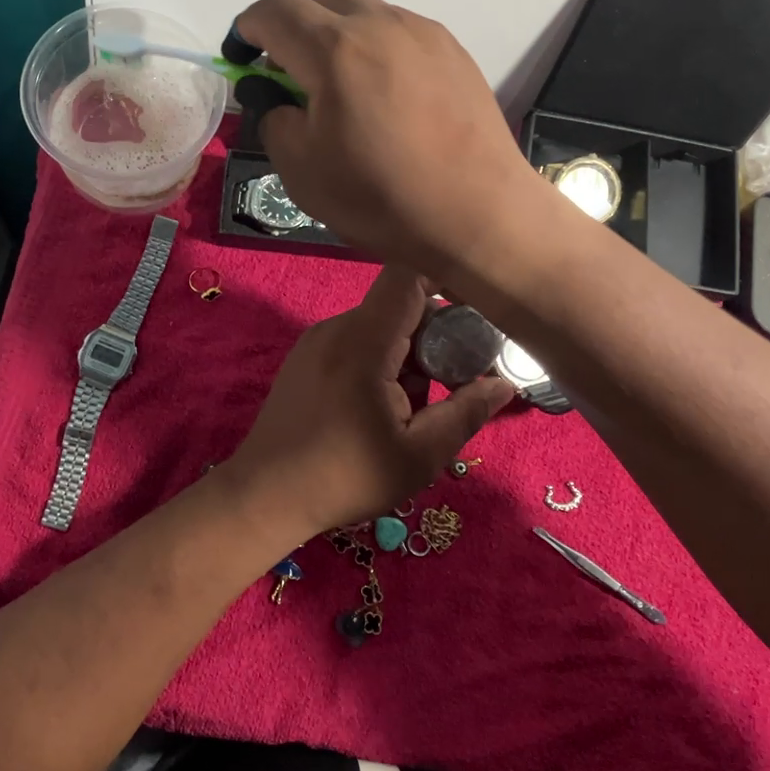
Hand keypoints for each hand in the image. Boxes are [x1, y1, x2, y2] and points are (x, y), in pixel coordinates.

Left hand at [222, 266, 515, 536]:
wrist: (265, 495)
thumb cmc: (345, 477)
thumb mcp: (419, 454)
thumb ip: (466, 413)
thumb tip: (504, 384)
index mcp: (362, 341)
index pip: (409, 276)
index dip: (448, 280)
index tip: (480, 313)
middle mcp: (336, 328)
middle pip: (399, 304)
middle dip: (438, 334)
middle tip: (460, 379)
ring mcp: (316, 342)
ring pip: (379, 326)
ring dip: (411, 354)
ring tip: (422, 406)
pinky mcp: (306, 360)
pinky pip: (357, 343)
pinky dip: (383, 362)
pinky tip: (388, 408)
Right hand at [232, 0, 552, 276]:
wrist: (478, 216)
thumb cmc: (380, 199)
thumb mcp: (302, 172)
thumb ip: (275, 120)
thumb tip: (277, 98)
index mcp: (334, 50)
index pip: (274, 12)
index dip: (246, 30)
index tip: (240, 60)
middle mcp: (380, 25)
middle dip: (291, 21)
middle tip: (285, 70)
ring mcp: (424, 34)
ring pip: (364, 9)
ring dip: (335, 33)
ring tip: (338, 88)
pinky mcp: (454, 52)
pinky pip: (399, 31)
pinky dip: (374, 48)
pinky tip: (382, 99)